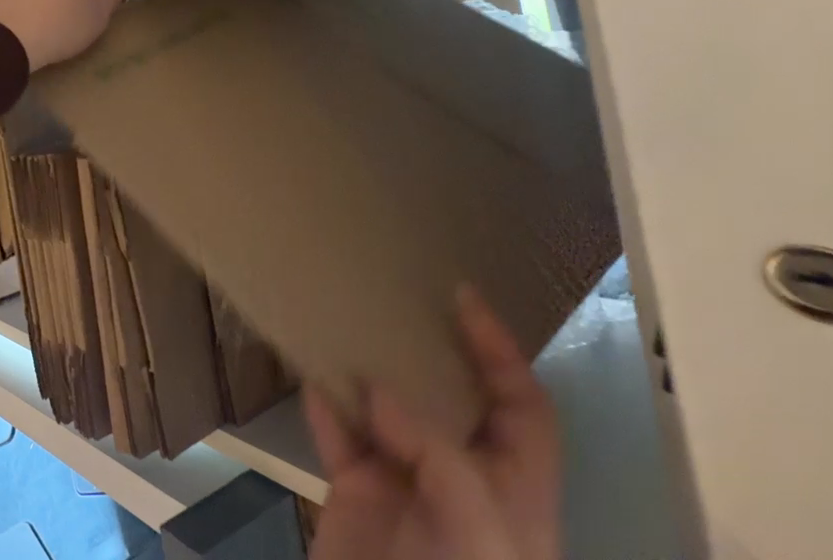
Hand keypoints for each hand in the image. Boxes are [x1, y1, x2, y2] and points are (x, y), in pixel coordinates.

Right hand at [306, 286, 560, 559]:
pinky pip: (338, 438)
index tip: (462, 300)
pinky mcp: (354, 495)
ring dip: (366, 372)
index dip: (501, 352)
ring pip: (387, 413)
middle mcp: (461, 479)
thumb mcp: (475, 534)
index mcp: (514, 492)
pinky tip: (310, 377)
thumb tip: (381, 389)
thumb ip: (439, 456)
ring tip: (344, 325)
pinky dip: (323, 407)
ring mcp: (405, 486)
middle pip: (450, 399)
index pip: (522, 407)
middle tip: (392, 298)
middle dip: (426, 351)